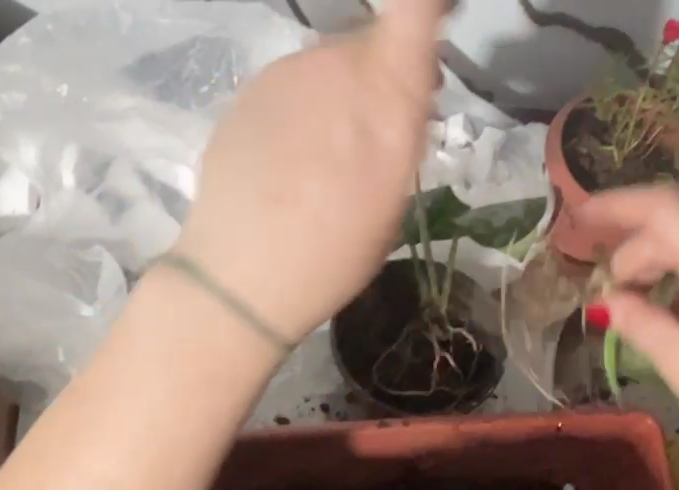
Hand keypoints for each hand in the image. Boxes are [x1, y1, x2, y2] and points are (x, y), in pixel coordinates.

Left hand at [174, 0, 447, 345]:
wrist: (242, 274)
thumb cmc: (334, 256)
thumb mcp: (392, 204)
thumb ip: (401, 135)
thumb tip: (408, 95)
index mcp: (388, 99)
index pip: (413, 12)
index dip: (426, 8)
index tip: (436, 20)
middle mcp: (338, 69)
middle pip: (371, 46)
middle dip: (380, 78)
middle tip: (374, 135)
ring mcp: (289, 75)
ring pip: (329, 67)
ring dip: (338, 98)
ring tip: (326, 162)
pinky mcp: (250, 89)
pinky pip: (293, 88)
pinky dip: (301, 113)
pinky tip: (288, 163)